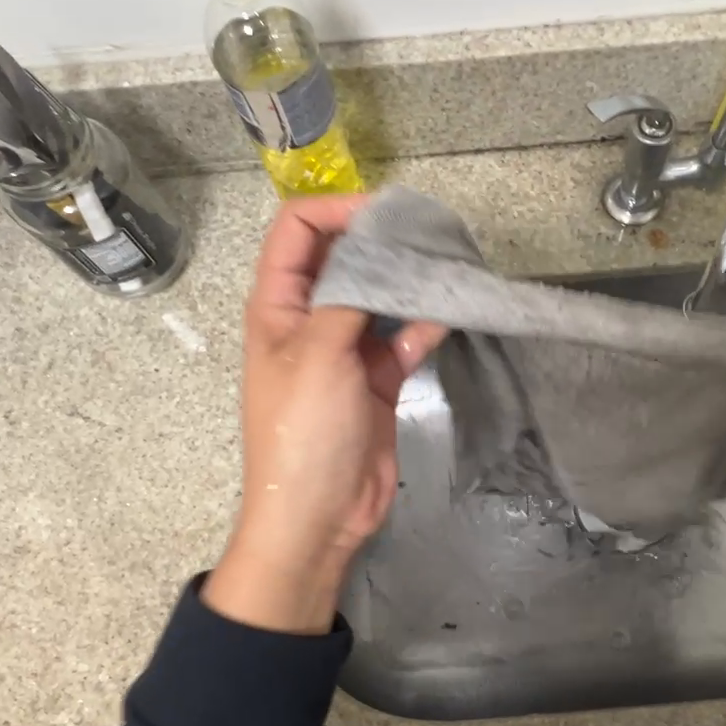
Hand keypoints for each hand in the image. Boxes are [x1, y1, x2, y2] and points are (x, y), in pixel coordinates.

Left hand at [204, 196, 447, 635]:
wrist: (319, 515)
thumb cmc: (303, 433)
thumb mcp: (318, 354)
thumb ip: (349, 297)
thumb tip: (387, 258)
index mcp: (277, 305)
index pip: (298, 230)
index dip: (337, 209)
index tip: (388, 213)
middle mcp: (310, 319)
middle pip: (344, 258)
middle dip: (382, 242)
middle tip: (430, 236)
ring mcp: (346, 349)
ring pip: (380, 296)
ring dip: (409, 282)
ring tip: (448, 268)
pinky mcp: (378, 379)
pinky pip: (402, 338)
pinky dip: (423, 325)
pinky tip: (448, 316)